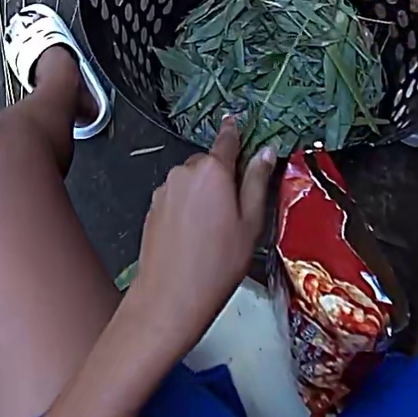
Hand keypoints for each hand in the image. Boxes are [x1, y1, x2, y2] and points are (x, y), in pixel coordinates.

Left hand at [123, 117, 276, 354]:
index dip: (234, 131)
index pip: (226, 140)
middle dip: (222, 177)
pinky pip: (177, 198)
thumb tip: (265, 152)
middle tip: (237, 210)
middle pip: (209, 164)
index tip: (236, 122)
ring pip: (191, 182)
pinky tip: (195, 236)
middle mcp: (183, 172)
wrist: (171, 294)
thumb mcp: (251, 222)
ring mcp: (164, 189)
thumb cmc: (218, 262)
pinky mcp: (153, 207)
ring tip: (215, 230)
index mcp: (211, 170)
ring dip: (204, 194)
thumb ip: (257, 181)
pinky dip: (187, 208)